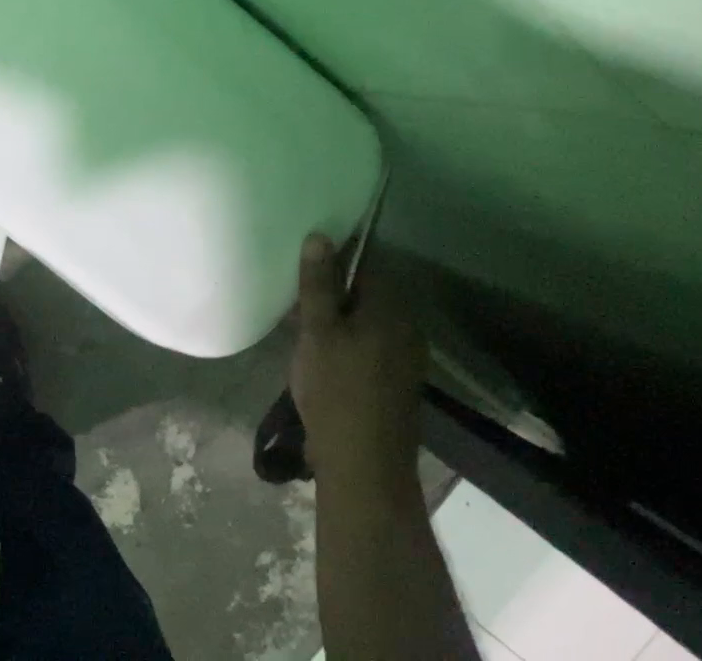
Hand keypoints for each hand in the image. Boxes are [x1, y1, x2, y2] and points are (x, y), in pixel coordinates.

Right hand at [288, 234, 426, 491]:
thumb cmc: (337, 391)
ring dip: (340, 315)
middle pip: (369, 291)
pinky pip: (371, 343)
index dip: (336, 254)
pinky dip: (348, 339)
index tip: (305, 254)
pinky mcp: (397, 381)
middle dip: (334, 287)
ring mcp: (406, 356)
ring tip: (301, 319)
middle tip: (295, 288)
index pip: (367, 262)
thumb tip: (320, 236)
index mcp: (391, 309)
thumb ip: (318, 285)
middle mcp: (407, 327)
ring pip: (368, 320)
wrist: (365, 465)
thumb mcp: (317, 332)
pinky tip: (321, 352)